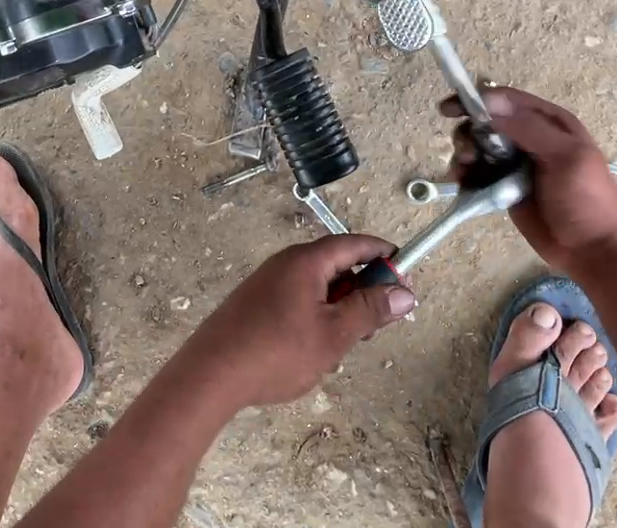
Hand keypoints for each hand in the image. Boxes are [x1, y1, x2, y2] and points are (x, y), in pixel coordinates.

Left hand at [174, 235, 417, 408]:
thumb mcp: (334, 334)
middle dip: (361, 290)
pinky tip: (314, 352)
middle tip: (377, 322)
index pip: (352, 243)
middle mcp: (285, 263)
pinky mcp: (256, 304)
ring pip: (317, 287)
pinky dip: (316, 318)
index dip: (381, 253)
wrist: (212, 373)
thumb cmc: (276, 351)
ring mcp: (268, 283)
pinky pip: (298, 300)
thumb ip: (370, 311)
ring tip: (342, 346)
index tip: (404, 268)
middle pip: (335, 265)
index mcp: (306, 261)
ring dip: (338, 310)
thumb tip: (403, 293)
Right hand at [444, 87, 616, 270]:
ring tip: (464, 172)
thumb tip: (489, 103)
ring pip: (477, 148)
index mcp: (549, 123)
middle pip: (485, 123)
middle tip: (466, 153)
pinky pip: (477, 173)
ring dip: (464, 155)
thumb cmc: (587, 199)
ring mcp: (514, 164)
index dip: (476, 100)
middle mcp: (528, 138)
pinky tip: (463, 184)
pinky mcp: (503, 187)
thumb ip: (530, 128)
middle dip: (468, 133)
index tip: (450, 110)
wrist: (594, 250)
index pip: (506, 101)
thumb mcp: (566, 157)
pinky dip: (465, 175)